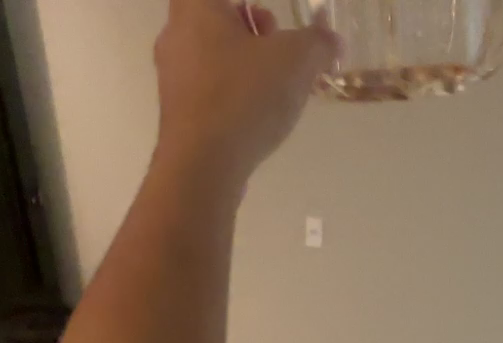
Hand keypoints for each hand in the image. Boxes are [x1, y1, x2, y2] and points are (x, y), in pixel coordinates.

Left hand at [152, 0, 339, 192]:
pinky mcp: (176, 114)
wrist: (202, 167)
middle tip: (276, 49)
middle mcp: (174, 34)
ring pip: (211, 56)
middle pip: (216, 18)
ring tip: (272, 90)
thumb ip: (318, 43)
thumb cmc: (244, 98)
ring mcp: (171, 77)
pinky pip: (208, 92)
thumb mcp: (296, 61)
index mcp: (196, 5)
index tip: (273, 26)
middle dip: (250, 29)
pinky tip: (254, 118)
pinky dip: (232, 96)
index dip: (252, 7)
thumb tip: (332, 39)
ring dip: (243, 66)